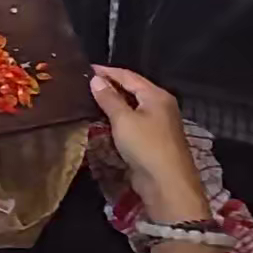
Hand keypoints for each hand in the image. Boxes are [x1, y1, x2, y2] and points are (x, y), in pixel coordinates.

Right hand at [89, 65, 208, 222]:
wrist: (167, 184)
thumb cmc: (146, 146)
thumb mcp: (123, 120)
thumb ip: (109, 98)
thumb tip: (95, 79)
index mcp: (156, 95)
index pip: (129, 76)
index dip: (107, 72)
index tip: (86, 69)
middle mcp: (160, 105)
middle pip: (132, 90)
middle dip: (110, 85)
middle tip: (85, 83)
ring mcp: (158, 123)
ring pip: (132, 107)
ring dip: (113, 103)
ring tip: (90, 99)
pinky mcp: (152, 140)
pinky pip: (132, 122)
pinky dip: (118, 118)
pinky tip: (104, 120)